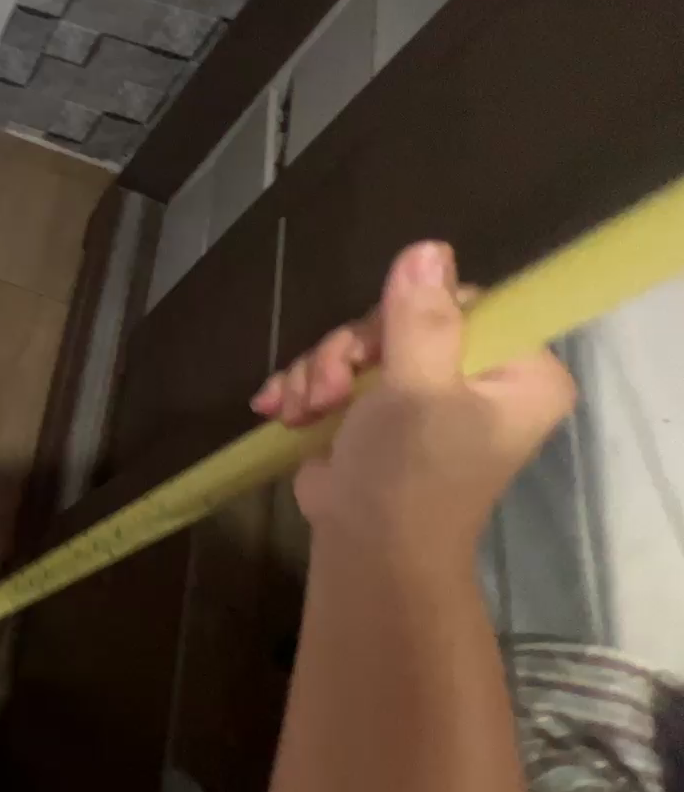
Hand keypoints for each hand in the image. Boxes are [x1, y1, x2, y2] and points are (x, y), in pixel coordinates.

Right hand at [251, 241, 574, 560]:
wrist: (366, 542)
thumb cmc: (409, 470)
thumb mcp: (415, 390)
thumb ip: (420, 321)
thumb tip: (425, 249)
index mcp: (514, 370)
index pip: (461, 306)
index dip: (403, 318)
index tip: (370, 351)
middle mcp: (470, 377)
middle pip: (395, 326)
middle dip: (343, 357)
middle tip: (324, 393)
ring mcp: (415, 396)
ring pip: (352, 351)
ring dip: (314, 376)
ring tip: (299, 411)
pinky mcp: (368, 412)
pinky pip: (329, 376)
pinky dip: (299, 390)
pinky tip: (278, 409)